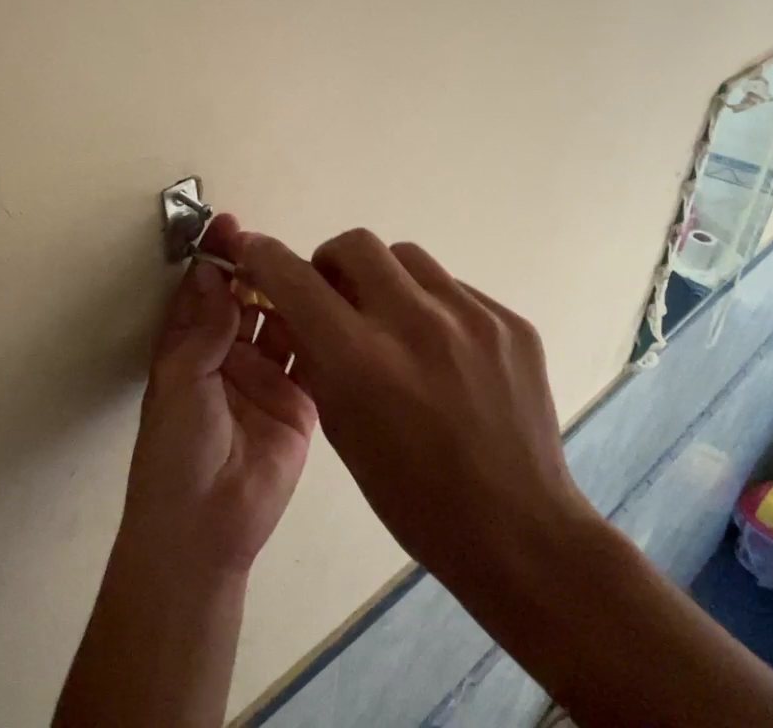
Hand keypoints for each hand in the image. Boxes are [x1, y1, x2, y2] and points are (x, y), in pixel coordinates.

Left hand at [117, 213, 318, 574]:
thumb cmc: (178, 448)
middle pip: (246, 304)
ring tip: (313, 269)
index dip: (216, 259)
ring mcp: (266, 379)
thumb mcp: (181, 379)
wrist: (206, 525)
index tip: (231, 224)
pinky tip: (335, 309)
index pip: (204, 293)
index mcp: (189, 350)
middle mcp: (228, 358)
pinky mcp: (299, 403)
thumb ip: (203, 326)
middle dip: (259, 274)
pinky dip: (321, 337)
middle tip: (281, 245)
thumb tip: (209, 268)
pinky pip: (311, 362)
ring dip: (292, 300)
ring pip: (282, 327)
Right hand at [231, 227, 595, 584]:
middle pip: (356, 245)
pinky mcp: (512, 324)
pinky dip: (432, 308)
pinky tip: (442, 355)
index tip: (256, 252)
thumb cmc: (411, 497)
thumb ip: (314, 360)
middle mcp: (415, 323)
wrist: (516, 529)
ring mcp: (472, 318)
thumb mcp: (341, 430)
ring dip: (385, 280)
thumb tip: (296, 311)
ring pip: (408, 259)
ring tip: (393, 325)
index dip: (265, 257)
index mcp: (361, 359)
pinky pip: (455, 290)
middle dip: (331, 262)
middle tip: (335, 298)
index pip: (295, 278)